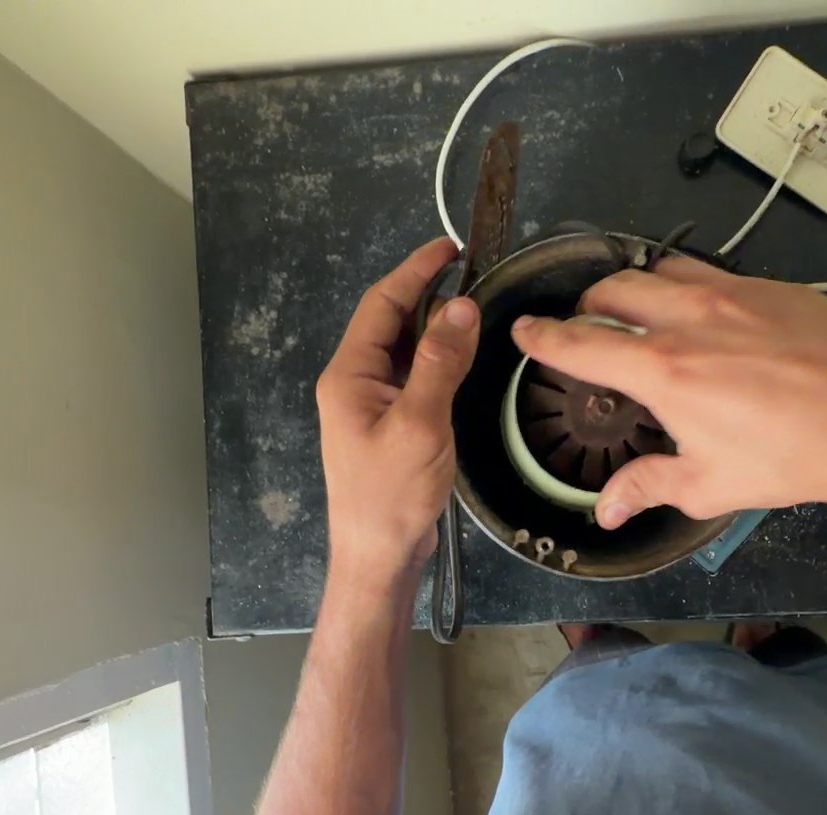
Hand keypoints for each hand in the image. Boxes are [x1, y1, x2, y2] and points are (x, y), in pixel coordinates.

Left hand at [316, 238, 478, 581]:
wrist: (379, 555)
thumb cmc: (391, 494)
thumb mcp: (419, 424)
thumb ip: (438, 364)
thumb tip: (461, 307)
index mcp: (349, 374)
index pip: (382, 305)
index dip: (415, 270)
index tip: (451, 247)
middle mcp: (355, 383)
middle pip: (391, 324)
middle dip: (429, 297)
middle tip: (475, 279)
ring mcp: (372, 407)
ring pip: (404, 352)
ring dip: (436, 331)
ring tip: (476, 313)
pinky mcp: (391, 427)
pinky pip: (414, 380)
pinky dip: (438, 362)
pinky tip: (463, 360)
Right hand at [508, 256, 826, 528]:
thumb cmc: (794, 456)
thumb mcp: (711, 484)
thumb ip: (647, 488)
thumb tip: (605, 512)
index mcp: (662, 372)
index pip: (581, 345)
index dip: (543, 336)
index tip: (523, 329)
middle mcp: (687, 320)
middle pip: (612, 292)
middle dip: (586, 306)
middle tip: (584, 326)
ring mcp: (730, 293)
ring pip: (657, 270)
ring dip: (632, 286)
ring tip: (633, 310)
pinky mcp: (768, 285)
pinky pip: (706, 270)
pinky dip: (681, 282)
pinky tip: (698, 306)